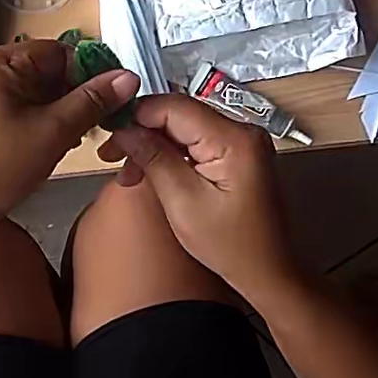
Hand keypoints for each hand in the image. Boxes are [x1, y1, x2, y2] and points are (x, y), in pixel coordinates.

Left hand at [0, 40, 138, 237]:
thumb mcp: (52, 132)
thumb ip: (92, 102)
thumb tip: (129, 76)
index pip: (59, 52)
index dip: (89, 75)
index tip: (110, 104)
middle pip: (47, 71)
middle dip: (73, 99)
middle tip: (89, 131)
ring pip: (37, 93)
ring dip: (59, 115)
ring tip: (65, 143)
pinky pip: (20, 108)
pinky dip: (39, 124)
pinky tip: (45, 148)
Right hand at [98, 94, 297, 292]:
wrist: (267, 271)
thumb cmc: (231, 245)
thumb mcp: (183, 202)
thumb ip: (154, 158)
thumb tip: (124, 130)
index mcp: (233, 140)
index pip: (173, 107)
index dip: (136, 116)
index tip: (109, 136)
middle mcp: (240, 131)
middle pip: (176, 114)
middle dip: (140, 132)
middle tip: (110, 155)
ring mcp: (239, 141)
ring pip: (180, 127)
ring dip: (150, 144)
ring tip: (126, 171)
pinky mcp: (234, 153)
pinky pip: (192, 141)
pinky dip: (166, 153)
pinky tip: (147, 171)